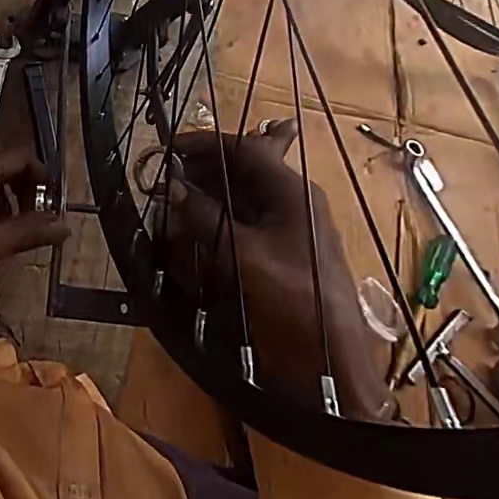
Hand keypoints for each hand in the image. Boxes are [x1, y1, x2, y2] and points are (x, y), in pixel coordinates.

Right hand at [161, 120, 387, 417]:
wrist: (333, 355)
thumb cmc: (295, 296)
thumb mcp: (244, 253)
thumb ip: (206, 216)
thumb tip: (172, 187)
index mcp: (291, 191)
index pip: (244, 148)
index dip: (204, 143)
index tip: (169, 146)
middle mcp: (289, 199)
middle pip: (240, 167)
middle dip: (201, 167)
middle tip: (166, 173)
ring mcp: (285, 222)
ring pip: (238, 191)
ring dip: (204, 190)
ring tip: (172, 196)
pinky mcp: (277, 244)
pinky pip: (241, 216)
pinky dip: (214, 213)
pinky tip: (191, 221)